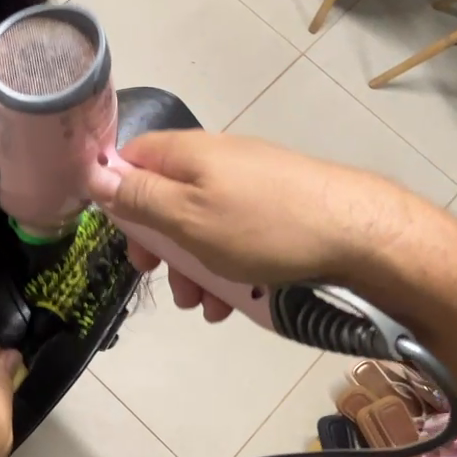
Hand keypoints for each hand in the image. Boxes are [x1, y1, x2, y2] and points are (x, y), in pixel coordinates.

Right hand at [87, 131, 427, 319]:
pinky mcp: (277, 212)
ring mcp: (250, 186)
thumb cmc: (262, 227)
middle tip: (156, 275)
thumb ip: (138, 196)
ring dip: (191, 267)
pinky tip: (231, 302)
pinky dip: (225, 269)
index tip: (120, 233)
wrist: (362, 236)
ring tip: (200, 303)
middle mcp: (216, 162)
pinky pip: (234, 239)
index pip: (133, 156)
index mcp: (188, 153)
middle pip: (165, 198)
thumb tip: (95, 173)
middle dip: (158, 244)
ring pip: (199, 226)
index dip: (117, 192)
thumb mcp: (186, 216)